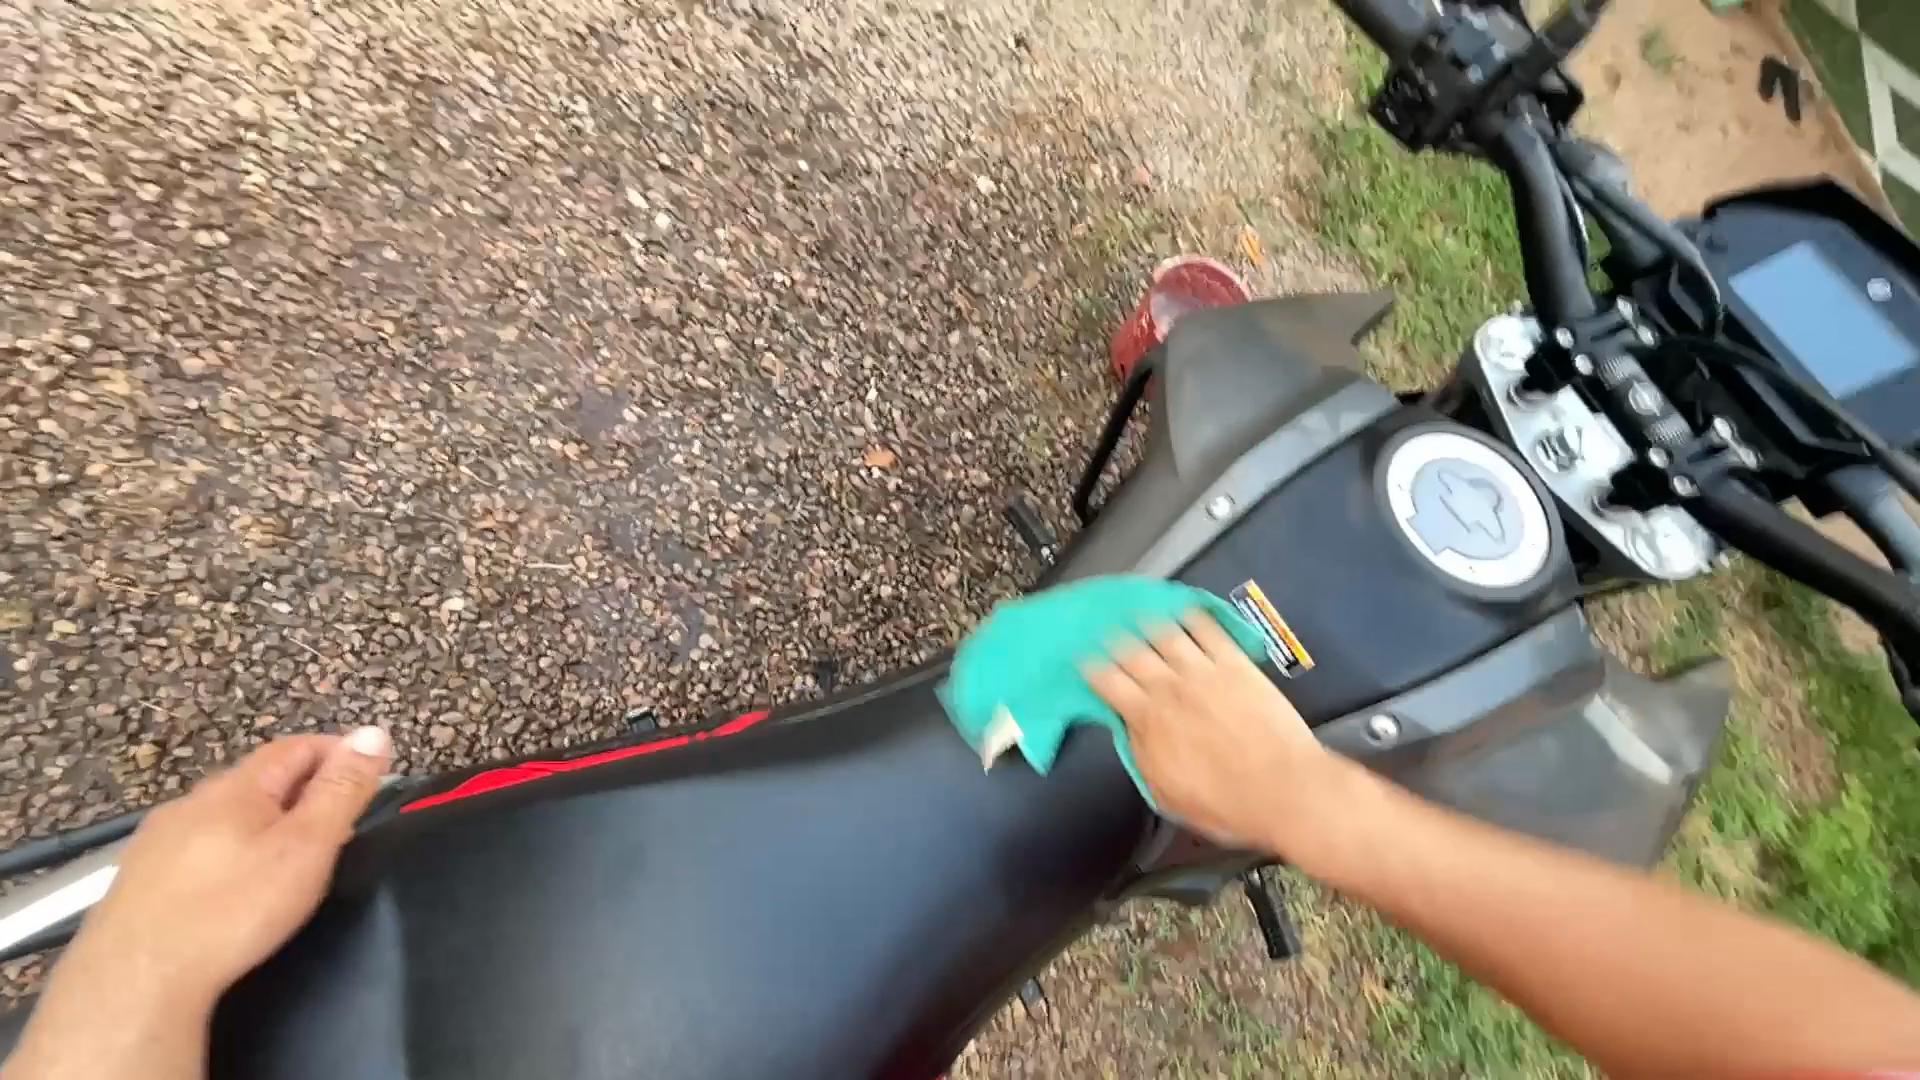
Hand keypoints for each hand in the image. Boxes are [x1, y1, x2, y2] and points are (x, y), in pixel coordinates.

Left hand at [70, 728, 392, 1006]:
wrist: (129, 993)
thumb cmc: (235, 909)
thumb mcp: (310, 844)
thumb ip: (344, 786)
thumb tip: (373, 732)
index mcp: (234, 788)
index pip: (299, 746)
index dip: (342, 753)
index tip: (372, 781)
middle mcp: (189, 804)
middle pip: (264, 779)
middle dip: (309, 791)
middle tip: (342, 826)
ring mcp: (155, 843)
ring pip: (232, 814)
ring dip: (272, 822)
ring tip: (297, 859)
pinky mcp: (136, 881)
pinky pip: (202, 847)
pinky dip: (236, 851)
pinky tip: (241, 887)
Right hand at [1084, 613, 1348, 860]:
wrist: (1281, 790)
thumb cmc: (1227, 801)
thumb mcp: (1166, 792)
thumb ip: (1141, 754)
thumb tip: (1128, 733)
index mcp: (1149, 719)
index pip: (1108, 683)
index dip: (1092, 668)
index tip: (1085, 660)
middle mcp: (1171, 688)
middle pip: (1132, 652)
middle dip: (1114, 638)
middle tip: (1106, 629)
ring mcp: (1205, 673)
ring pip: (1167, 635)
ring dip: (1149, 622)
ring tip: (1140, 613)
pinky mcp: (1236, 666)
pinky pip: (1211, 632)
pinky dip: (1195, 617)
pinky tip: (1188, 610)